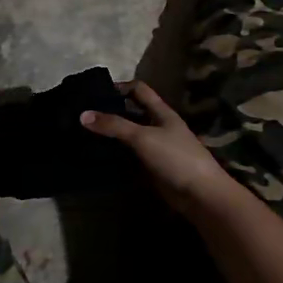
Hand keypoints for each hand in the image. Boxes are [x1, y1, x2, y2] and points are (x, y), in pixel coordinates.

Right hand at [80, 81, 230, 212]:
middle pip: (132, 112)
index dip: (119, 88)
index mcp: (161, 112)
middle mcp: (158, 126)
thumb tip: (83, 114)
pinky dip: (116, 155)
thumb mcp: (143, 137)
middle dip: (110, 112)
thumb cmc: (174, 157)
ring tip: (84, 134)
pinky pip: (130, 156)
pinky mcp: (152, 167)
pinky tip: (97, 156)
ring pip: (129, 135)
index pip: (138, 90)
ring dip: (111, 135)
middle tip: (83, 115)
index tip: (95, 93)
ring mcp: (155, 147)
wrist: (200, 194)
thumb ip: (114, 125)